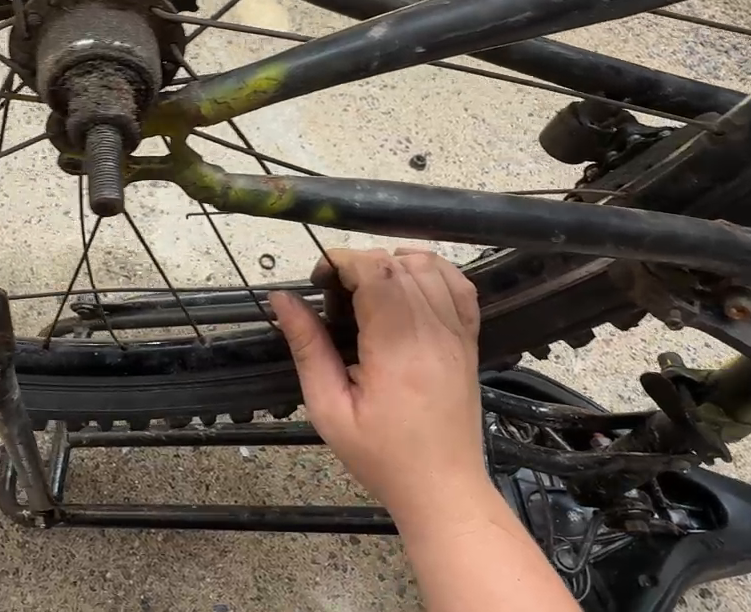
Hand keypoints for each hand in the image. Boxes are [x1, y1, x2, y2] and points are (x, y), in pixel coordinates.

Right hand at [270, 247, 486, 527]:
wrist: (443, 490)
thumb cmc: (381, 455)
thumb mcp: (328, 408)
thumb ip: (307, 347)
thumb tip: (281, 298)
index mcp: (398, 349)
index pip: (375, 272)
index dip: (342, 261)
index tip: (319, 281)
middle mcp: (433, 332)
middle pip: (397, 264)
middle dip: (359, 263)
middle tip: (336, 294)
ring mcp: (457, 334)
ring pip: (428, 265)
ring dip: (392, 263)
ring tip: (369, 290)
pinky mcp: (469, 339)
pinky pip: (459, 284)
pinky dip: (431, 271)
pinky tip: (408, 287)